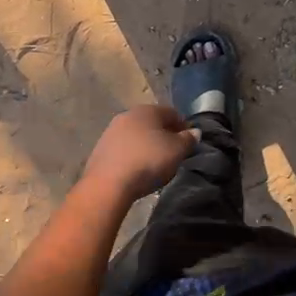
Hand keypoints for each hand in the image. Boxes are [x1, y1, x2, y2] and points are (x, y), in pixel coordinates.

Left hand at [80, 105, 198, 204]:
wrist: (108, 185)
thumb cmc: (148, 162)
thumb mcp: (176, 151)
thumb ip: (188, 139)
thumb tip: (194, 132)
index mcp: (148, 110)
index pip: (172, 113)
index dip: (183, 126)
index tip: (188, 143)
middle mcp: (128, 114)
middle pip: (152, 122)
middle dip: (163, 135)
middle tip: (172, 153)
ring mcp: (111, 131)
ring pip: (136, 135)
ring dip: (146, 145)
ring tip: (153, 164)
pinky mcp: (100, 149)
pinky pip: (123, 148)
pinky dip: (132, 155)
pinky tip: (135, 170)